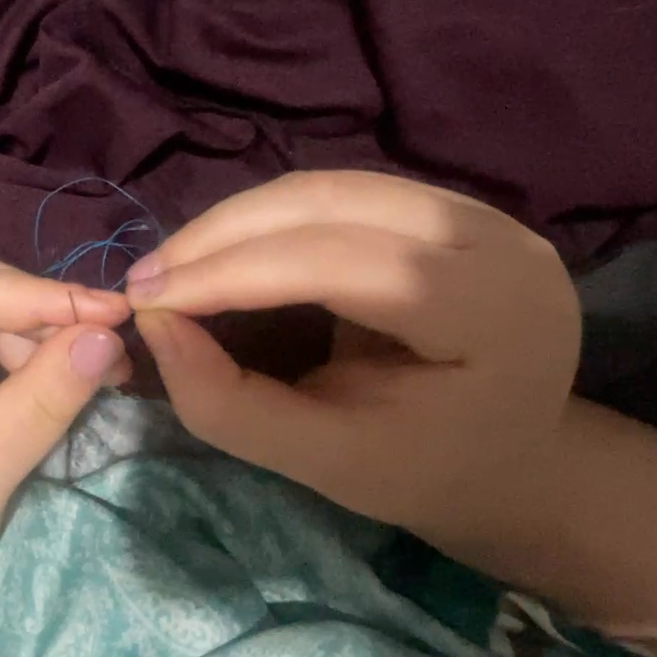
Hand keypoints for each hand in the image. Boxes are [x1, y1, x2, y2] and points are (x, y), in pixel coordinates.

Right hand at [125, 171, 580, 540]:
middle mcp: (488, 236)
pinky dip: (257, 217)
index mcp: (491, 312)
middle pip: (321, 203)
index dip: (229, 273)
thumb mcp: (324, 463)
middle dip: (217, 236)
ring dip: (229, 221)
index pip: (336, 263)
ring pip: (314, 187)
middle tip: (146, 279)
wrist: (512, 457)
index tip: (144, 300)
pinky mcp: (430, 200)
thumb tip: (153, 324)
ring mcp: (464, 207)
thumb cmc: (425, 470)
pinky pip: (322, 192)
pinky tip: (220, 250)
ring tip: (173, 265)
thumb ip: (231, 403)